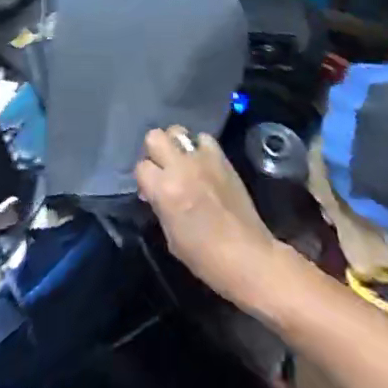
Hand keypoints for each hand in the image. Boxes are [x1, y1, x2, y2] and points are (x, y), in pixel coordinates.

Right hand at [134, 126, 282, 304]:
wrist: (246, 254)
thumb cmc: (203, 256)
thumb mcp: (170, 236)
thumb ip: (160, 205)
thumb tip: (154, 192)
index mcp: (165, 189)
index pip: (141, 167)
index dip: (144, 179)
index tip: (149, 190)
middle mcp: (181, 166)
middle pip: (155, 137)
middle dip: (155, 151)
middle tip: (162, 169)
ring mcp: (204, 158)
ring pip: (179, 131)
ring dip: (177, 146)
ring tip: (183, 163)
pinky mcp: (223, 158)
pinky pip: (205, 140)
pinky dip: (200, 148)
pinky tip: (203, 164)